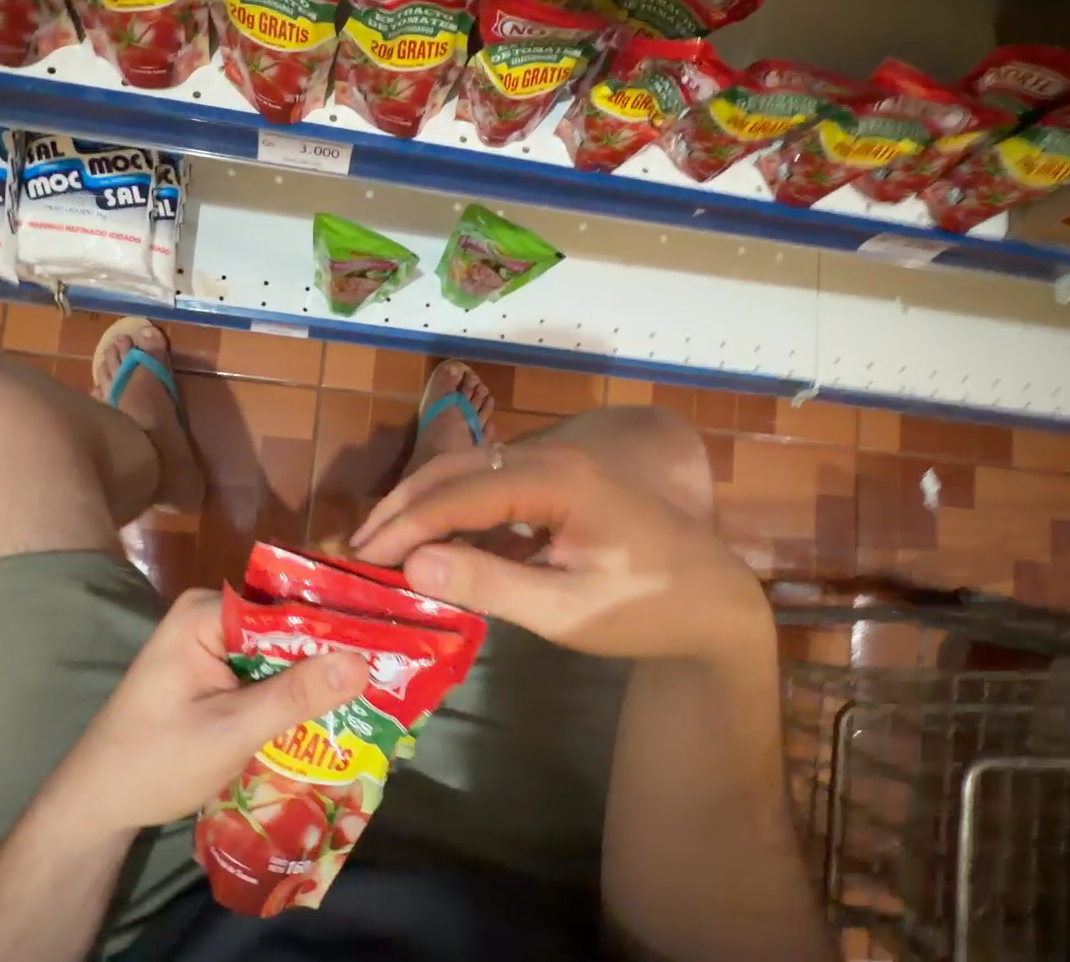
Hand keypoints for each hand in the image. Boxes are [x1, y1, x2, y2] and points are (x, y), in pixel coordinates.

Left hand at [53, 588, 369, 830]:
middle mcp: (213, 613)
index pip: (288, 602)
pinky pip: (271, 666)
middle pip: (289, 621)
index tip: (393, 636)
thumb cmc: (154, 763)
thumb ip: (295, 695)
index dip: (339, 618)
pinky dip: (299, 685)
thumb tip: (363, 661)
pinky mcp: (220, 667)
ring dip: (321, 669)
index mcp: (207, 612)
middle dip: (336, 646)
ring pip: (284, 646)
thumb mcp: (230, 731)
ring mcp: (215, 640)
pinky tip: (340, 702)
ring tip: (384, 682)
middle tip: (398, 664)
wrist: (98, 803)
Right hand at [350, 442, 773, 663]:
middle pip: (456, 468)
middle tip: (358, 547)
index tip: (362, 558)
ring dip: (424, 502)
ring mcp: (556, 464)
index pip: (457, 493)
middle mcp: (550, 458)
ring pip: (470, 469)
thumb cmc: (644, 610)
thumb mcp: (565, 610)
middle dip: (403, 506)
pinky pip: (491, 481)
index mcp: (555, 481)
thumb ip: (490, 584)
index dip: (404, 525)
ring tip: (383, 540)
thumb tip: (413, 564)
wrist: (711, 602)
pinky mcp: (558, 480)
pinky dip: (453, 506)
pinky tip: (435, 537)